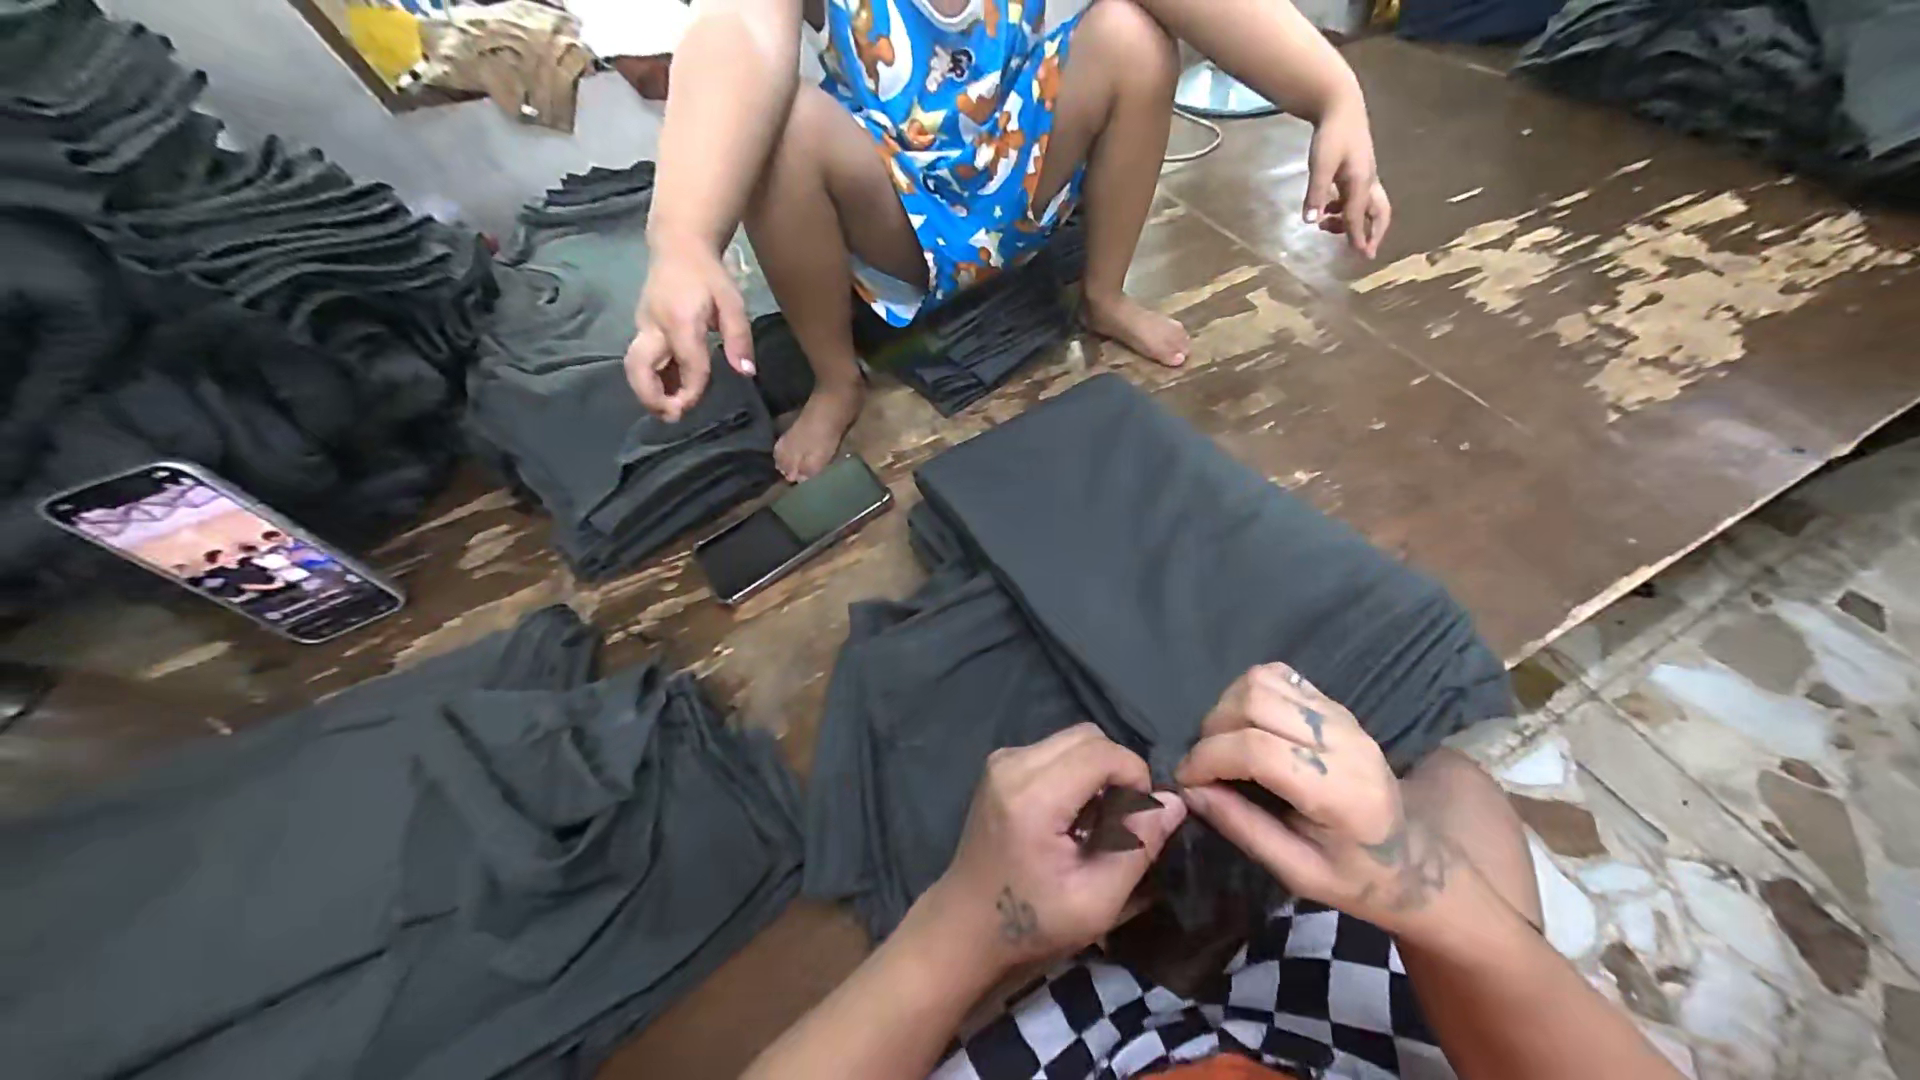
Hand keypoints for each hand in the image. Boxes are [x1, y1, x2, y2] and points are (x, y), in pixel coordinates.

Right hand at [623, 233, 754, 422]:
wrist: (678, 245)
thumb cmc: (709, 275)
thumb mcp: (733, 303)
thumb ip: (739, 339)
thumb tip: (746, 372)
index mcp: (680, 320)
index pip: (687, 363)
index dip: (691, 389)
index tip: (694, 407)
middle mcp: (654, 325)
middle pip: (639, 367)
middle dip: (651, 396)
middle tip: (671, 416)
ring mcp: (643, 326)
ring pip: (636, 367)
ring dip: (649, 392)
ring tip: (670, 412)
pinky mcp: (642, 329)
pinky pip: (643, 360)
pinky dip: (653, 380)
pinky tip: (670, 393)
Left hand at [929, 724, 1186, 971]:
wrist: (966, 924)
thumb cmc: (1032, 921)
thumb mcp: (1096, 901)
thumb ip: (1138, 847)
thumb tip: (1174, 801)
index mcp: (1033, 796)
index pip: (1102, 752)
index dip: (1135, 776)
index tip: (1140, 818)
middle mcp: (1014, 763)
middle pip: (1088, 736)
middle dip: (1117, 770)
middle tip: (1121, 819)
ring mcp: (1002, 759)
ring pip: (1072, 738)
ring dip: (1096, 770)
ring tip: (1096, 819)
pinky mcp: (1000, 763)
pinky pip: (1053, 748)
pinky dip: (1074, 771)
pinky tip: (1071, 813)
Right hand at [1175, 663, 1453, 937]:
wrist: (1414, 858)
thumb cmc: (1354, 875)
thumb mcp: (1297, 873)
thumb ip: (1243, 828)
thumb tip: (1190, 791)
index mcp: (1342, 794)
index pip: (1257, 750)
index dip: (1208, 758)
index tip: (1186, 778)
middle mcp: (1345, 743)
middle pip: (1254, 702)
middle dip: (1212, 729)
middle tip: (1205, 763)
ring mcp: (1341, 717)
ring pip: (1261, 680)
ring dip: (1226, 706)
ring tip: (1223, 742)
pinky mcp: (1333, 704)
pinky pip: (1276, 675)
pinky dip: (1247, 692)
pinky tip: (1246, 724)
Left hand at [1303, 95, 1391, 258]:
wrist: (1340, 107)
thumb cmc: (1331, 135)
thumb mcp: (1320, 166)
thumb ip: (1316, 194)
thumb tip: (1312, 221)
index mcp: (1361, 181)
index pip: (1358, 217)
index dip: (1358, 238)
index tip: (1363, 256)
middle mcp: (1368, 180)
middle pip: (1377, 212)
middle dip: (1372, 232)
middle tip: (1364, 251)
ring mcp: (1364, 175)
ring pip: (1365, 206)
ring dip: (1350, 221)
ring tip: (1326, 225)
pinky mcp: (1356, 171)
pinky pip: (1355, 197)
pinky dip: (1344, 209)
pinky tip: (1327, 209)